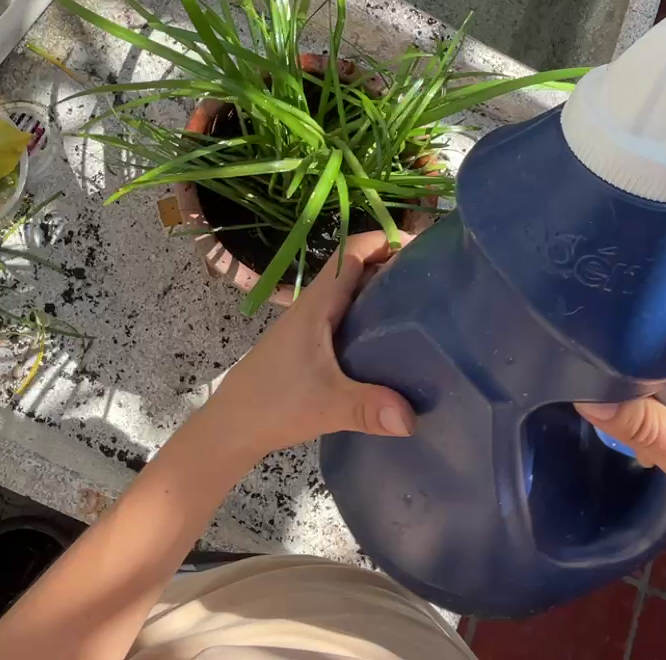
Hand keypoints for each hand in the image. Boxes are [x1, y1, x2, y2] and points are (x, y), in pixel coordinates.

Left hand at [193, 230, 417, 462]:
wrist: (231, 425)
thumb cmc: (272, 403)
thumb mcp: (324, 406)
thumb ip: (366, 408)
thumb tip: (410, 418)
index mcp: (316, 304)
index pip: (350, 254)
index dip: (382, 241)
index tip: (420, 246)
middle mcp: (314, 306)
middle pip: (356, 269)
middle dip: (392, 264)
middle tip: (434, 276)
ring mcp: (311, 324)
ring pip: (351, 294)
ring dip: (382, 290)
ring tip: (424, 304)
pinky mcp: (312, 344)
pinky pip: (347, 316)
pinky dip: (371, 316)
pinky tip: (393, 340)